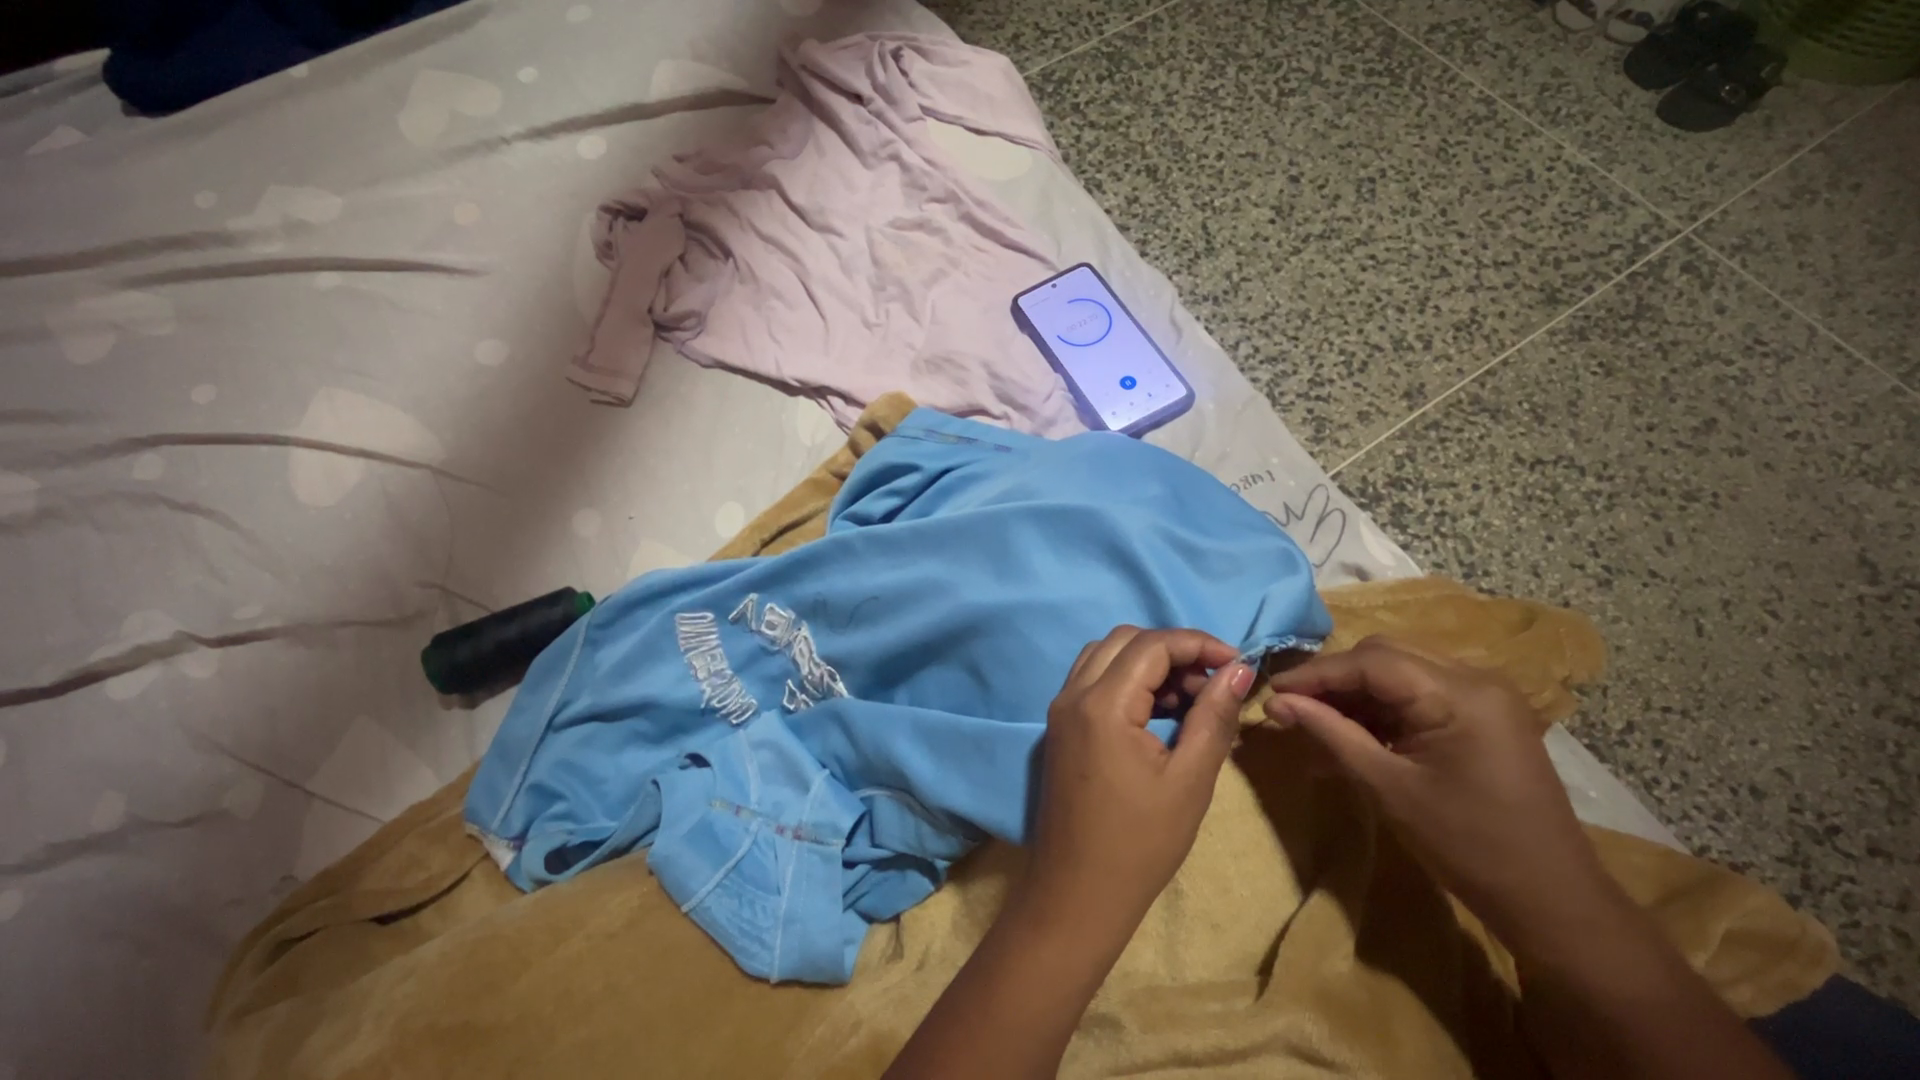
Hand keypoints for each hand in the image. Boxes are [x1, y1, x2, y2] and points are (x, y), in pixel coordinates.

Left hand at [1026, 626, 1256, 931]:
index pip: (1152, 645)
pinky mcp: (1059, 728)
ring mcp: (1060, 710)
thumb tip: (1239, 669)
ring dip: (1148, 662)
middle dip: (1173, 649)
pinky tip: (1159, 712)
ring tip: (1190, 697)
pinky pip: (1092, 681)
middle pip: (1125, 640)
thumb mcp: (1190, 779)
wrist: (1077, 893)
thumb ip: (1213, 716)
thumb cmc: (1140, 843)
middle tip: (1213, 682)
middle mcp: (1073, 695)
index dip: (1199, 644)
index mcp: (1102, 704)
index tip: (1237, 664)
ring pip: (1105, 656)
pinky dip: (1126, 680)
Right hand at [1263, 636, 1607, 946]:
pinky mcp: (1484, 717)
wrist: (1549, 897)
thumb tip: (1276, 703)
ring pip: (1400, 672)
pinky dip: (1382, 709)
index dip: (1315, 673)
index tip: (1270, 692)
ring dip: (1355, 694)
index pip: (1371, 661)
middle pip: (1385, 656)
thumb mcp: (1388, 787)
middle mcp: (1475, 679)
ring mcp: (1484, 697)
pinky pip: (1420, 695)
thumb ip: (1331, 734)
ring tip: (1313, 724)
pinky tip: (1351, 735)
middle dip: (1333, 679)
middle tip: (1290, 707)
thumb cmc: (1467, 844)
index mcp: (1459, 693)